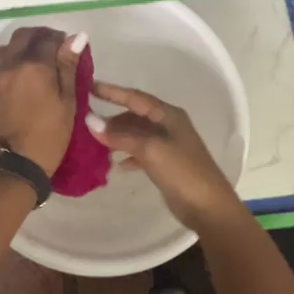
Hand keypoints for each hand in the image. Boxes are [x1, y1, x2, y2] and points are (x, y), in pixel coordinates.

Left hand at [0, 27, 83, 174]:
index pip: (48, 39)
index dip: (61, 40)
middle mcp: (12, 64)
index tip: (70, 50)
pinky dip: (13, 58)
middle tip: (56, 50)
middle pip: (25, 36)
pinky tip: (26, 72)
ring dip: (24, 45)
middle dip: (41, 36)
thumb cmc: (50, 134)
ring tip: (39, 60)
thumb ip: (68, 66)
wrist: (17, 162)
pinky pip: (1, 61)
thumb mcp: (67, 101)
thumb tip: (76, 37)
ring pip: (9, 46)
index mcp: (34, 66)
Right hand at [85, 81, 243, 229]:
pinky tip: (116, 165)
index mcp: (168, 115)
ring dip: (118, 137)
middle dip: (112, 118)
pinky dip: (128, 155)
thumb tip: (90, 120)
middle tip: (85, 122)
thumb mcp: (150, 150)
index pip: (135, 97)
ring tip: (95, 144)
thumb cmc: (182, 172)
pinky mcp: (166, 164)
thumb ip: (121, 135)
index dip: (112, 91)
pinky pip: (141, 153)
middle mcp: (169, 125)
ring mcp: (168, 145)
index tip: (88, 86)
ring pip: (137, 135)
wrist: (208, 207)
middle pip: (135, 116)